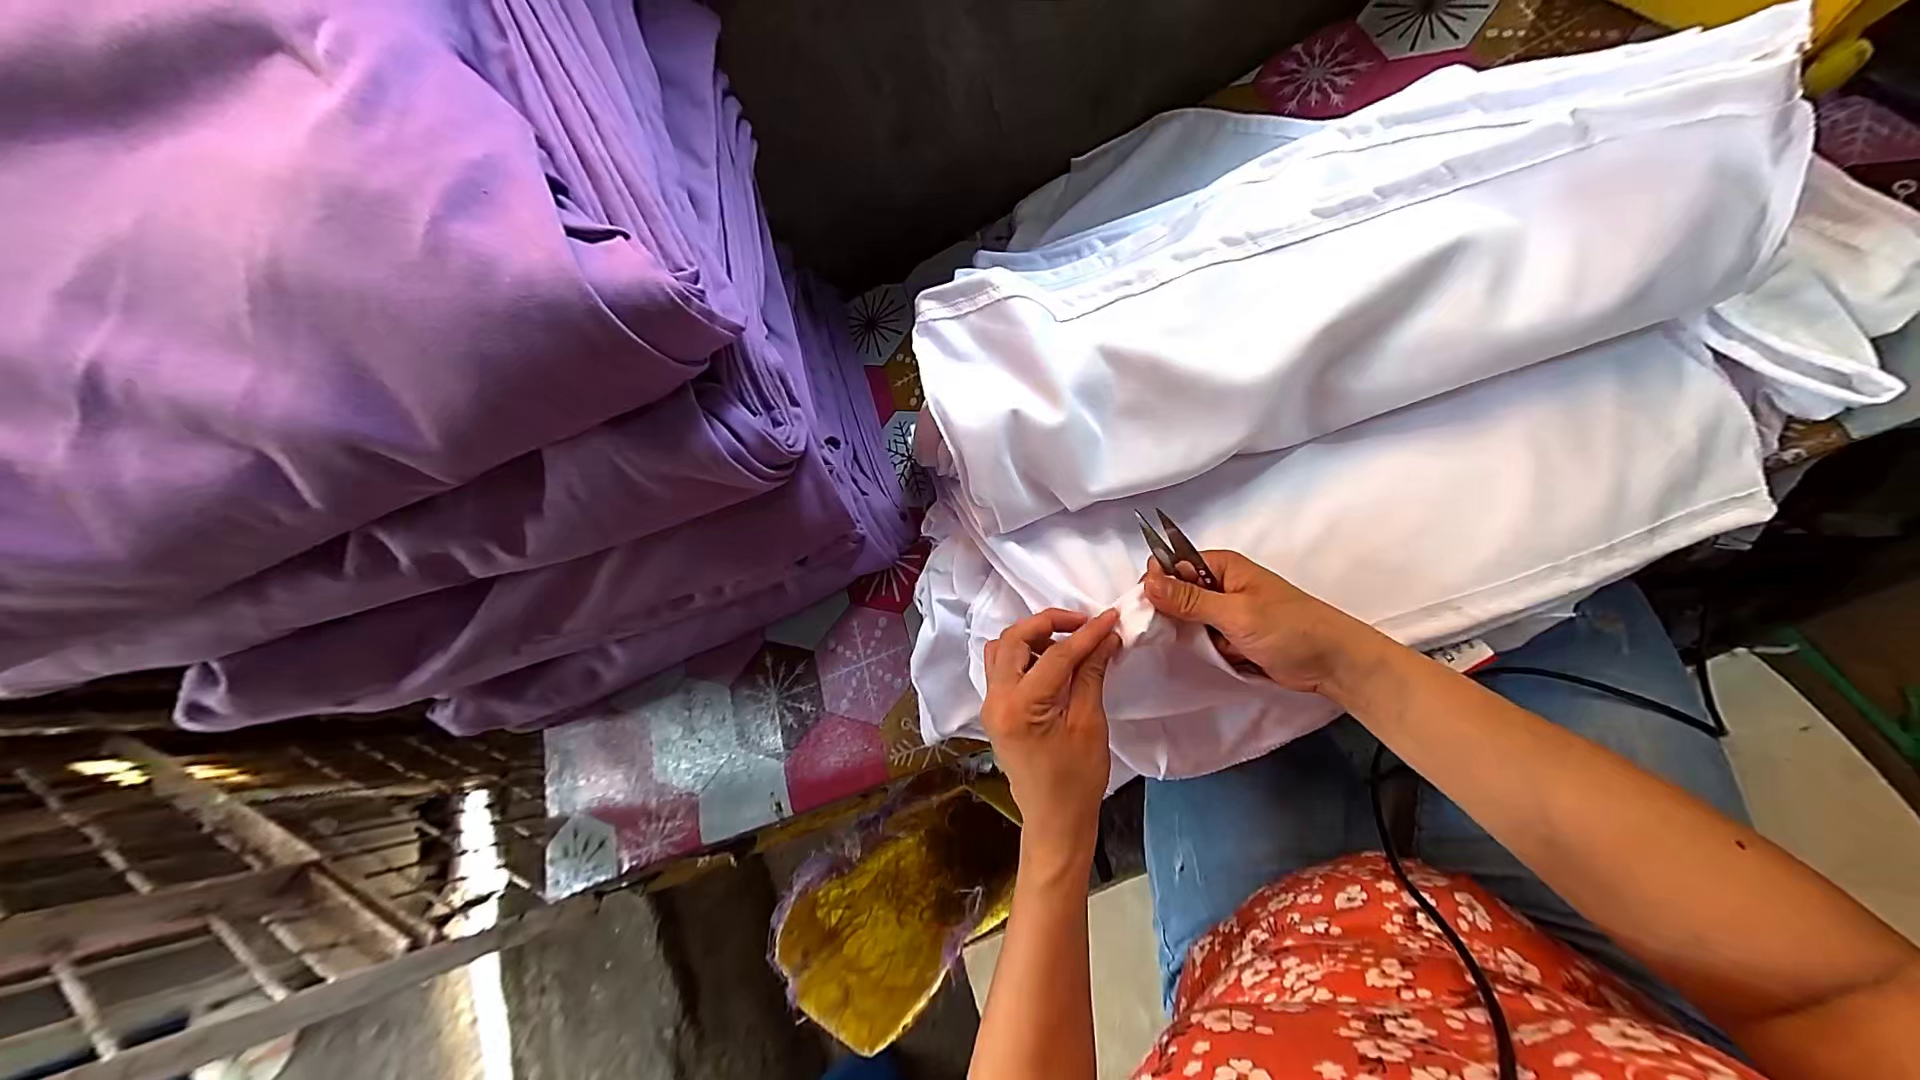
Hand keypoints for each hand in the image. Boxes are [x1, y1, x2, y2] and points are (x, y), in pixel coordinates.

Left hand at [981, 608, 1122, 863]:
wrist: (1054, 820)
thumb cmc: (1077, 780)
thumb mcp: (1089, 724)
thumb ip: (1091, 674)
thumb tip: (1105, 637)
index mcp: (1020, 706)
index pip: (1055, 654)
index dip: (1086, 633)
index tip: (1110, 618)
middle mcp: (996, 700)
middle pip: (1014, 639)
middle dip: (1049, 623)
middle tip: (1084, 624)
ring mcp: (991, 704)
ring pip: (1002, 649)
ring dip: (1032, 636)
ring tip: (1067, 640)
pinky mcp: (995, 710)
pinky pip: (1002, 667)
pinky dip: (1024, 654)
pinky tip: (1051, 660)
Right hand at [1143, 550, 1380, 695]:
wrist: (1332, 663)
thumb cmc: (1291, 628)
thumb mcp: (1235, 613)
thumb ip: (1189, 600)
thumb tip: (1149, 582)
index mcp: (1221, 566)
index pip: (1172, 565)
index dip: (1156, 582)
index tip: (1146, 605)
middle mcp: (1219, 584)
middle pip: (1174, 591)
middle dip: (1167, 610)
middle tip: (1165, 629)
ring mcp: (1223, 611)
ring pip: (1184, 617)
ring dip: (1183, 631)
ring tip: (1188, 643)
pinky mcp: (1227, 635)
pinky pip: (1198, 636)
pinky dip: (1196, 645)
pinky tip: (1198, 652)